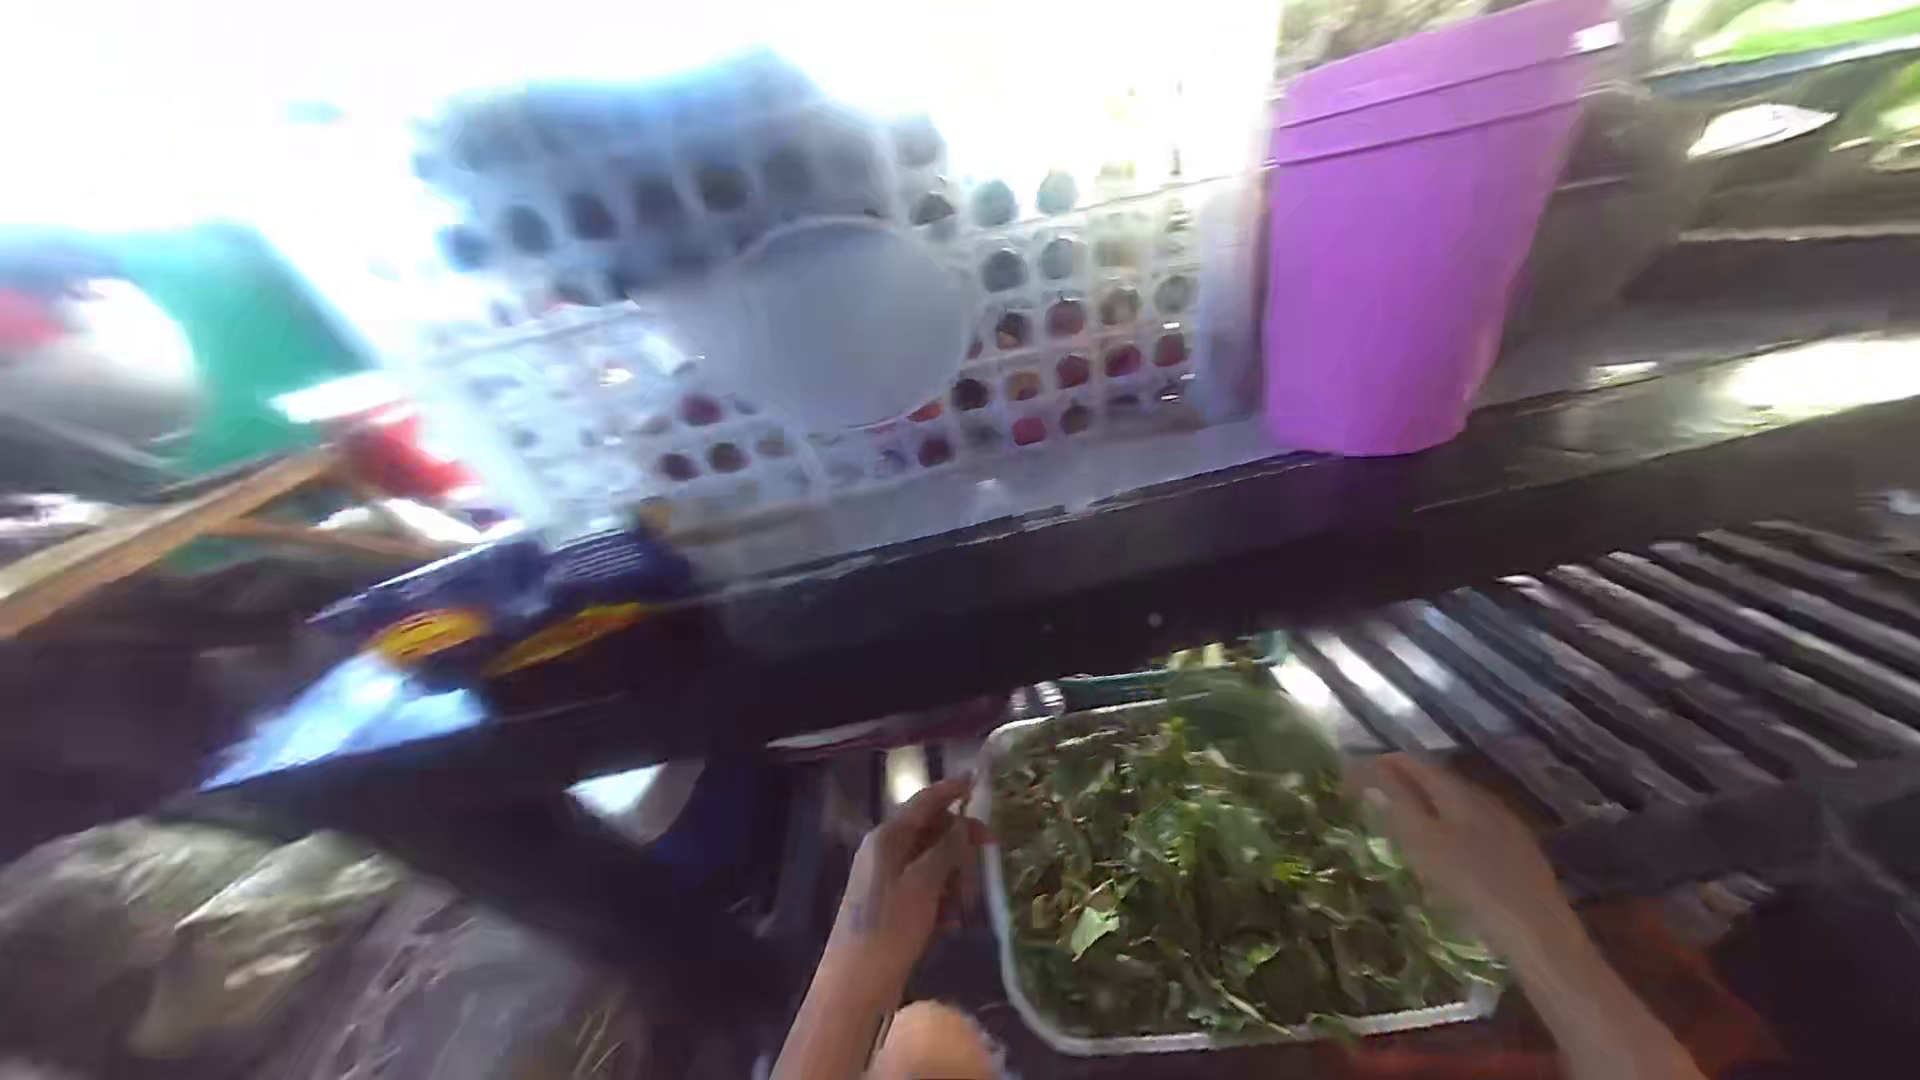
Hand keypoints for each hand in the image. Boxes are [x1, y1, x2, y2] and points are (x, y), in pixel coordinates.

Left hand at [829, 773, 988, 987]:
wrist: (854, 990)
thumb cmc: (889, 929)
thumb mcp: (924, 885)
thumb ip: (947, 849)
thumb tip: (964, 821)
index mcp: (886, 837)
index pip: (924, 801)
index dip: (951, 789)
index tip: (978, 780)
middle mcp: (884, 850)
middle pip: (930, 830)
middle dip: (958, 842)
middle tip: (989, 849)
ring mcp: (885, 877)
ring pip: (930, 861)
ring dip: (952, 876)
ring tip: (963, 904)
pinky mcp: (889, 904)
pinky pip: (923, 887)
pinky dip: (940, 897)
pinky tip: (950, 922)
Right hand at [1350, 754, 1570, 951]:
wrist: (1540, 938)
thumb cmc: (1469, 883)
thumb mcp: (1420, 840)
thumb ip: (1395, 802)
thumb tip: (1370, 771)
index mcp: (1459, 793)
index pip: (1416, 763)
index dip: (1386, 762)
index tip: (1360, 769)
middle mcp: (1486, 802)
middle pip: (1441, 779)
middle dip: (1408, 779)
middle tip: (1380, 790)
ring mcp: (1509, 828)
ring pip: (1461, 802)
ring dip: (1432, 801)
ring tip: (1409, 815)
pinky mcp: (1523, 856)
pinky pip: (1479, 825)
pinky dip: (1453, 822)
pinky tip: (1449, 844)